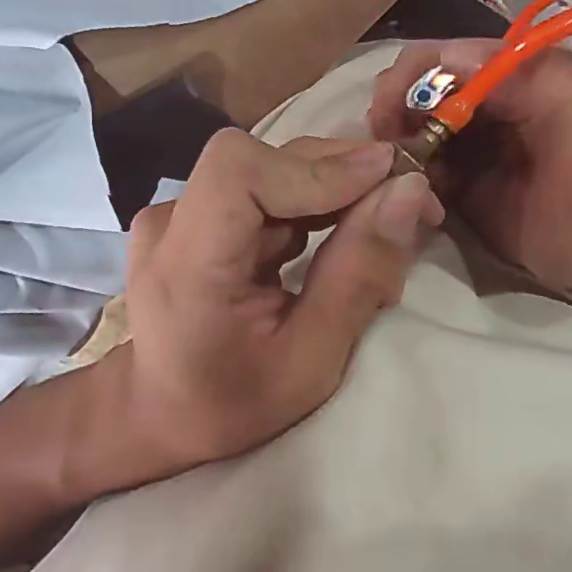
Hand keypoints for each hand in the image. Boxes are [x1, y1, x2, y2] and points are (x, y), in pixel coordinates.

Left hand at [113, 130, 443, 469]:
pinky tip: (342, 239)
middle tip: (412, 206)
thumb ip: (357, 277)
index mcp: (185, 265)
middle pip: (260, 161)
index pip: (238, 171)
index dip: (316, 167)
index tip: (389, 178)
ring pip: (267, 170)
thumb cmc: (231, 404)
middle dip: (342, 174)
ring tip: (382, 230)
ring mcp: (177, 216)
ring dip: (333, 190)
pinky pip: (260, 191)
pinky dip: (310, 205)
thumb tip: (408, 193)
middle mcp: (170, 223)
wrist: (160, 411)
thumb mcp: (309, 362)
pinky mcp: (192, 217)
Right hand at [368, 39, 571, 292]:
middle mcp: (489, 91)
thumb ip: (537, 84)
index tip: (390, 117)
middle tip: (385, 144)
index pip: (451, 54)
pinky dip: (402, 162)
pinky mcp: (450, 159)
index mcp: (523, 72)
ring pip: (408, 111)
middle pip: (420, 78)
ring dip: (395, 136)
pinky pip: (410, 148)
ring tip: (397, 166)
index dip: (414, 79)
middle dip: (395, 106)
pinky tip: (412, 183)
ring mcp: (466, 126)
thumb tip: (453, 56)